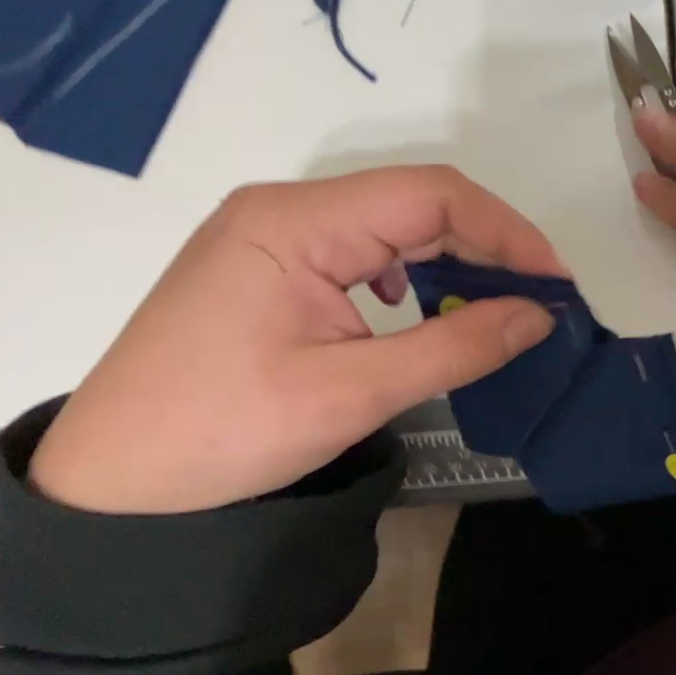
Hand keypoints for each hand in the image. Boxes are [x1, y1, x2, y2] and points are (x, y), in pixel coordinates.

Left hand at [30, 166, 565, 513]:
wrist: (118, 478)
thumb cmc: (228, 430)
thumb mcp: (356, 392)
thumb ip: (457, 347)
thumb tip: (540, 314)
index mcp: (298, 223)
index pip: (431, 196)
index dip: (508, 233)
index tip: (557, 284)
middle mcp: (287, 211)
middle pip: (416, 203)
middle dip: (490, 246)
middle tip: (543, 301)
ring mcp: (276, 237)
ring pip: (394, 226)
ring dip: (457, 260)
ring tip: (503, 307)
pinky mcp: (274, 269)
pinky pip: (365, 251)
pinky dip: (417, 275)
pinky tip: (430, 308)